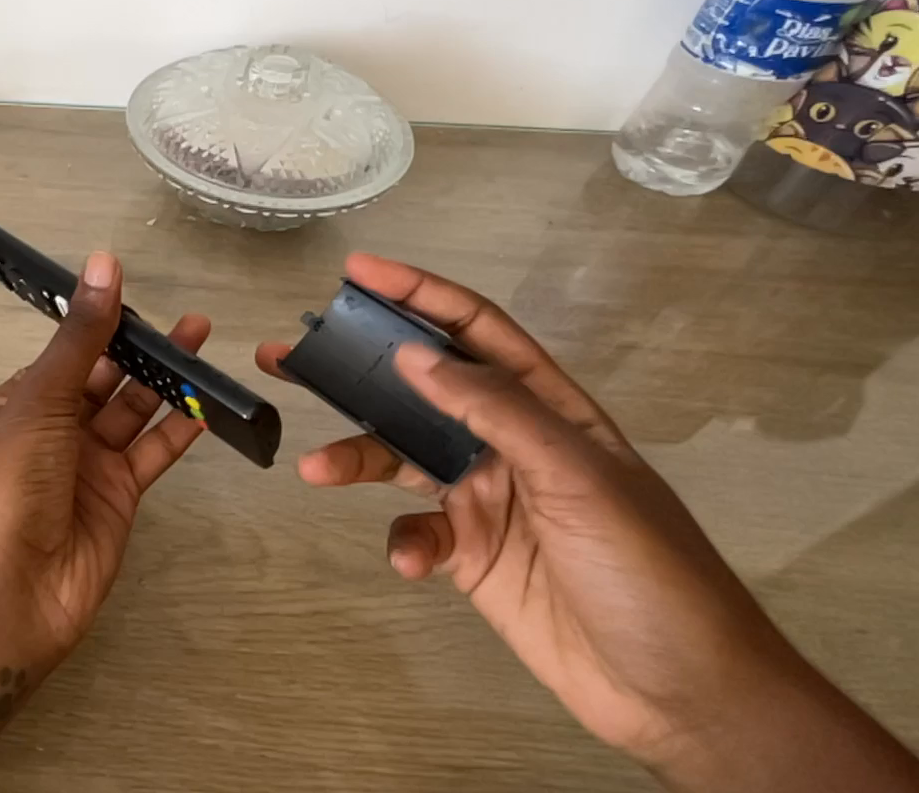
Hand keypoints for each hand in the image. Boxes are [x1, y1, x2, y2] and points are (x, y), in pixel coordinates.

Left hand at [0, 251, 211, 666]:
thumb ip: (81, 337)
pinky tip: (210, 403)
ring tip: (203, 344)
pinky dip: (180, 428)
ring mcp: (88, 464)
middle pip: (104, 379)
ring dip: (166, 380)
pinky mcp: (119, 496)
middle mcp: (54, 428)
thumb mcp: (42, 398)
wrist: (14, 586)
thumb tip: (103, 265)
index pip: (67, 354)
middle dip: (141, 350)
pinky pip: (153, 452)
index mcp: (21, 401)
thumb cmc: (12, 480)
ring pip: (133, 411)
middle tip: (187, 322)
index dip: (100, 327)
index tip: (137, 298)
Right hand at [256, 253, 911, 785]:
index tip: (356, 272)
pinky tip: (411, 561)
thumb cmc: (646, 569)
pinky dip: (403, 541)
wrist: (681, 695)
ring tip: (313, 470)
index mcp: (545, 407)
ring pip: (397, 457)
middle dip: (352, 370)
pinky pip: (414, 528)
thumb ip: (492, 410)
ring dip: (353, 459)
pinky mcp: (465, 549)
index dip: (417, 294)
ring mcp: (481, 494)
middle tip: (286, 355)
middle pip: (415, 388)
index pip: (473, 332)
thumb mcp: (576, 477)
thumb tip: (410, 356)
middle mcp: (504, 441)